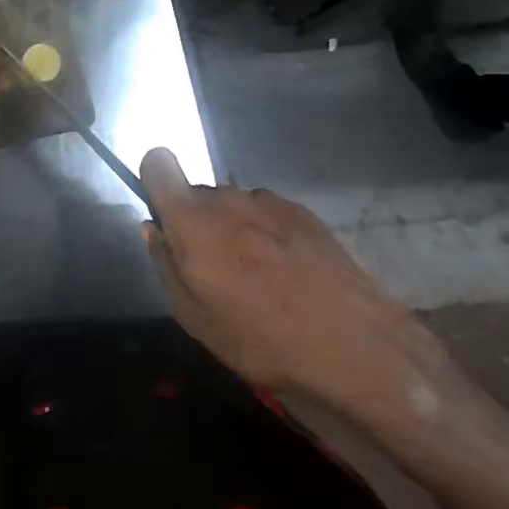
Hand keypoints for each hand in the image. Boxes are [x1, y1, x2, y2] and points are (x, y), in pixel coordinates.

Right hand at [140, 149, 453, 415]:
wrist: (355, 344)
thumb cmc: (262, 338)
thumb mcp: (195, 319)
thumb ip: (166, 265)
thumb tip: (153, 229)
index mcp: (192, 221)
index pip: (157, 164)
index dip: (155, 181)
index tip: (166, 217)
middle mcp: (226, 199)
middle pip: (197, 195)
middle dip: (198, 223)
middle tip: (216, 271)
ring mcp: (267, 201)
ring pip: (233, 206)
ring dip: (234, 230)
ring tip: (259, 278)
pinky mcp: (302, 210)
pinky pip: (267, 213)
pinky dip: (268, 234)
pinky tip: (289, 273)